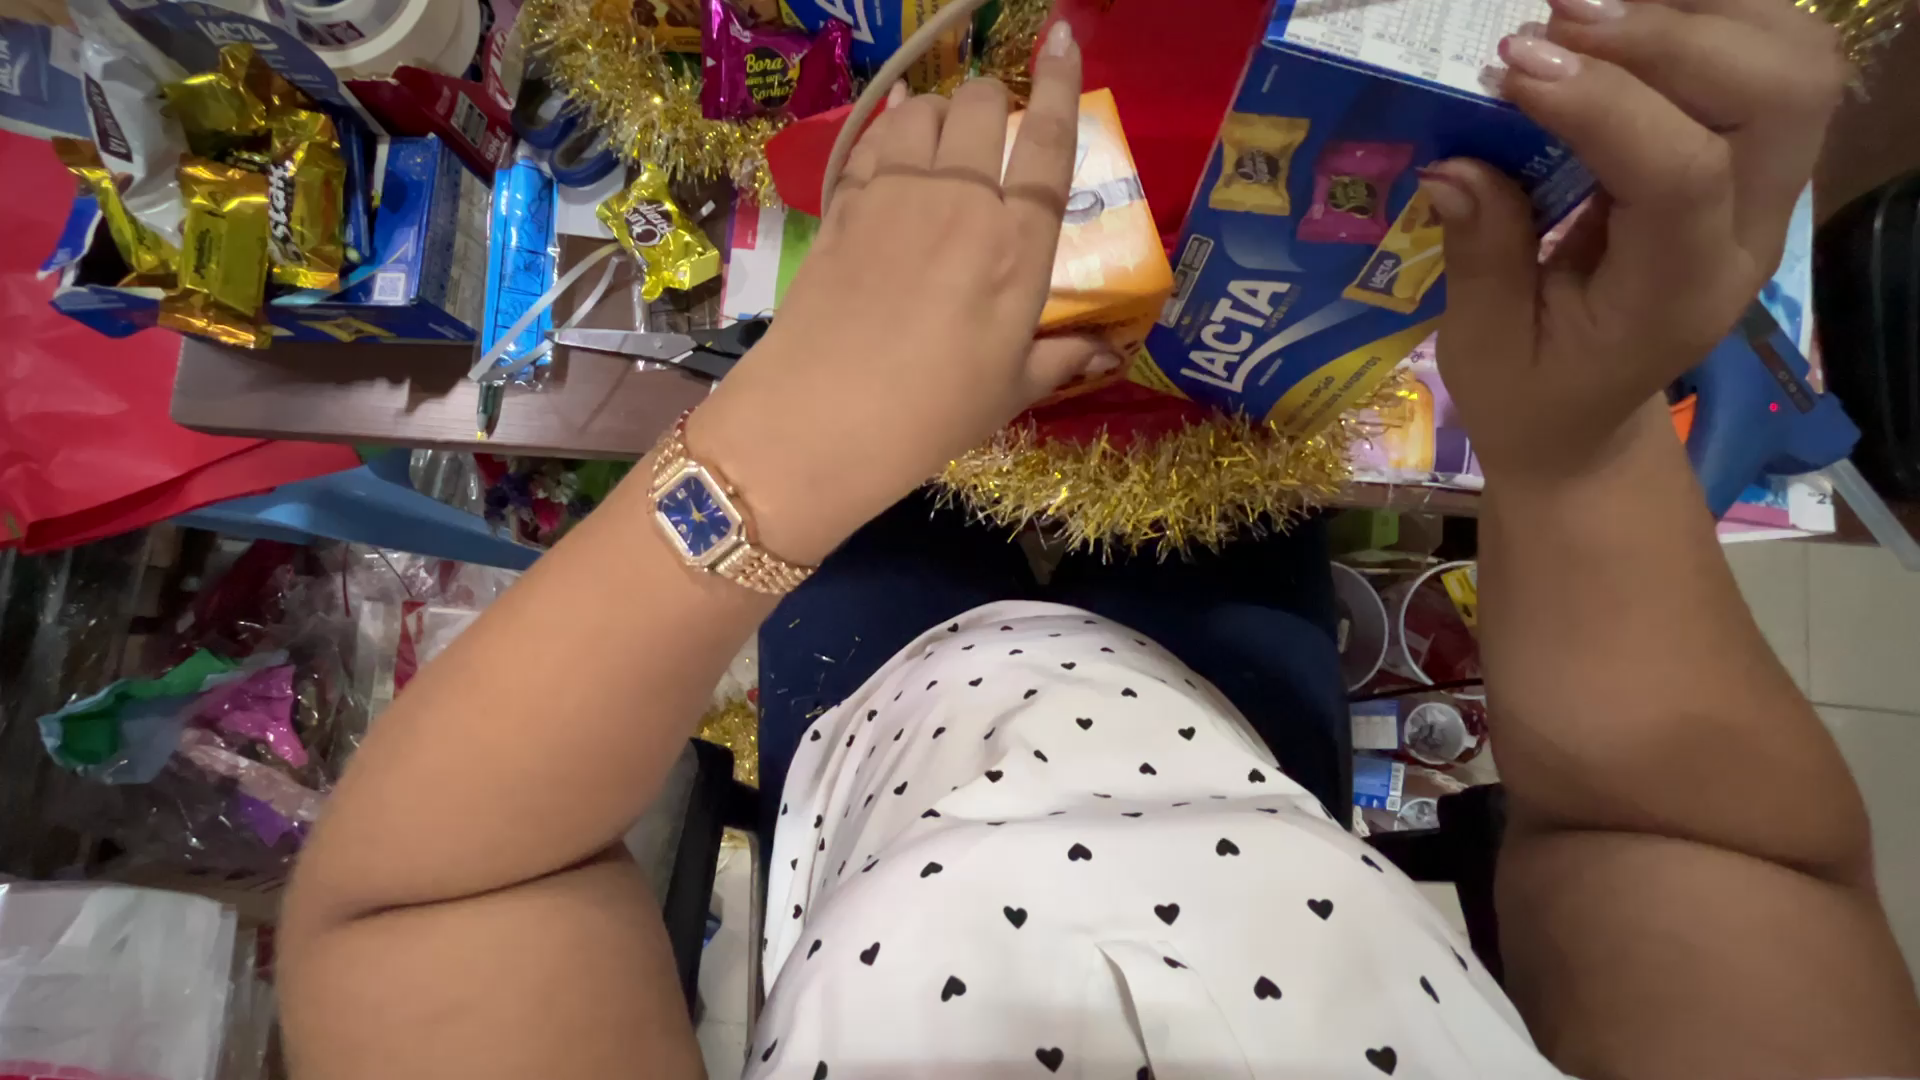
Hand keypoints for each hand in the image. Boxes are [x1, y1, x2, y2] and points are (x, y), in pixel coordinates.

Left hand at [685, 21, 1105, 564]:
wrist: (824, 419)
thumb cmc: (933, 416)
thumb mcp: (1009, 393)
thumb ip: (1060, 359)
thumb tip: (1105, 352)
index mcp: (1017, 247)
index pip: (1050, 145)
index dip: (1061, 86)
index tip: (1063, 41)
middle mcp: (961, 202)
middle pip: (983, 107)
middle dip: (994, 106)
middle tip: (990, 140)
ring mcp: (895, 197)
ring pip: (924, 111)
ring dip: (940, 115)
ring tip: (942, 147)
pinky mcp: (843, 206)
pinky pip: (873, 141)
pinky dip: (889, 133)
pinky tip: (893, 147)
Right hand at [1425, 0, 1845, 486]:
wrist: (1580, 426)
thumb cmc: (1523, 398)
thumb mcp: (1482, 343)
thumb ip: (1481, 252)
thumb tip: (1451, 165)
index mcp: (1670, 297)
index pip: (1675, 173)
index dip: (1601, 106)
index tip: (1513, 68)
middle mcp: (1744, 239)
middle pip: (1775, 94)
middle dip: (1666, 37)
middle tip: (1555, 21)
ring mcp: (1765, 203)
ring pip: (1793, 65)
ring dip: (1697, 16)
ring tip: (1589, 13)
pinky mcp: (1749, 179)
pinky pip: (1767, 74)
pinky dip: (1708, 30)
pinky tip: (1628, 30)